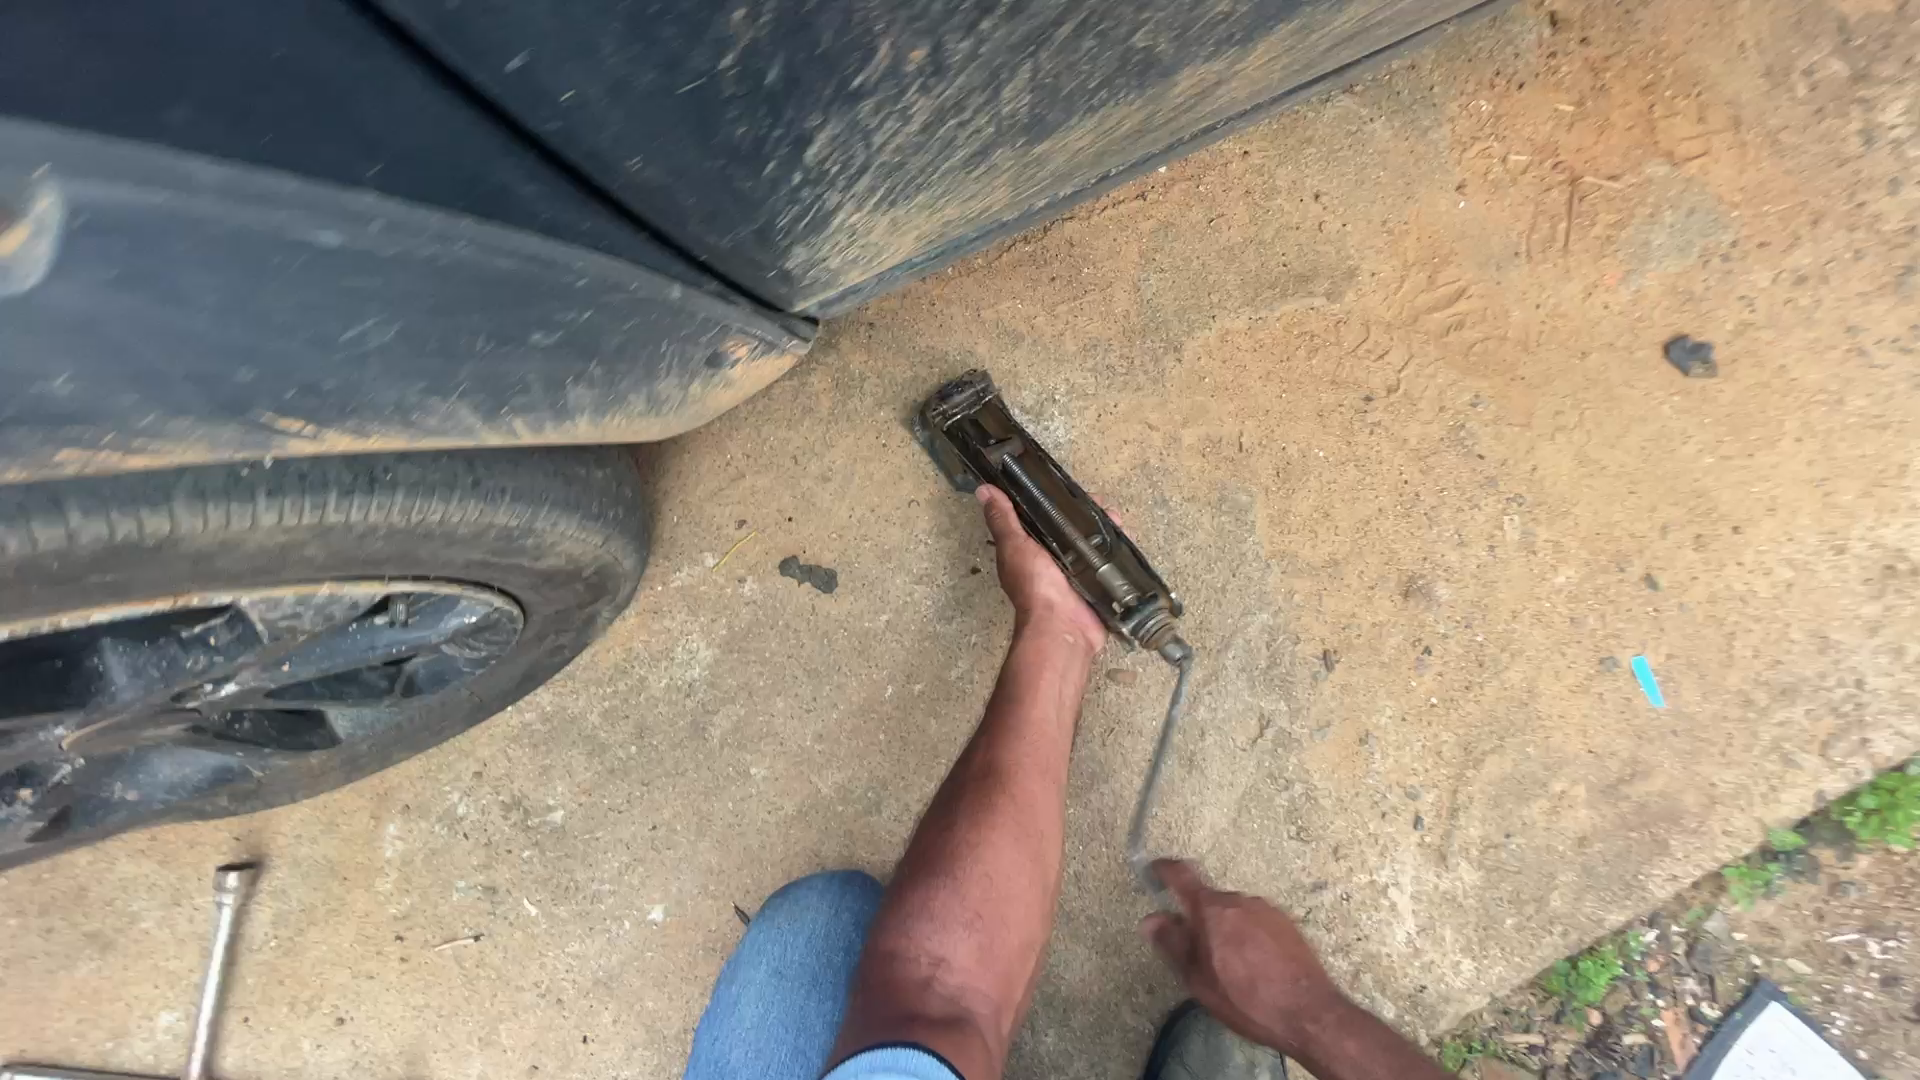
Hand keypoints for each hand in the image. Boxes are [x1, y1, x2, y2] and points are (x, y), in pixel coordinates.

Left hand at [975, 484, 1105, 655]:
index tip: (1072, 489)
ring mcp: (1078, 570)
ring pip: (1095, 539)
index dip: (1059, 500)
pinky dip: (1119, 546)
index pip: (1046, 516)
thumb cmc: (1035, 587)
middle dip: (1090, 512)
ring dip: (1107, 526)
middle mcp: (1055, 558)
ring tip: (1117, 519)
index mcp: (1031, 548)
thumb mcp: (1014, 547)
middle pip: (1075, 526)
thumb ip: (1002, 520)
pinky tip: (1126, 536)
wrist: (1062, 625)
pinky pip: (1110, 559)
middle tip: (1102, 505)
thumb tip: (984, 491)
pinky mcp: (1097, 581)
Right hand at [1139, 859, 1348, 1057]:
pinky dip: (1250, 936)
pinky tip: (1258, 965)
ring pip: (1235, 912)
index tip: (1155, 868)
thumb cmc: (1245, 998)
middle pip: (1209, 900)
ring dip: (1228, 929)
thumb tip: (1150, 919)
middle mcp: (1237, 899)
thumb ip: (1172, 944)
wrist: (1310, 1013)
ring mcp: (1265, 909)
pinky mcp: (1287, 923)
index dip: (1164, 869)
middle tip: (1202, 952)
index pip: (1181, 875)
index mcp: (1210, 909)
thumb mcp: (1198, 979)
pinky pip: (1257, 922)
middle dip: (1201, 919)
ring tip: (1235, 966)